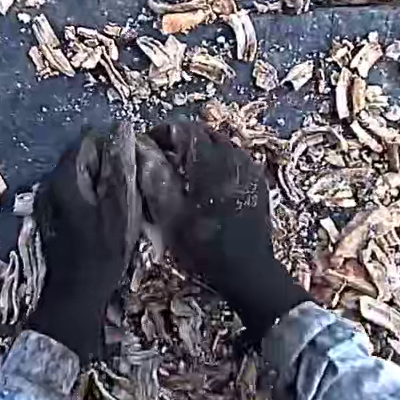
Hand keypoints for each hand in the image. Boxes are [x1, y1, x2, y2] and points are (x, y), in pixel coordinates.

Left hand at [25, 124, 141, 359]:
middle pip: (86, 157)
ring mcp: (51, 200)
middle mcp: (53, 182)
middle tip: (133, 187)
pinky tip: (109, 218)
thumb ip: (120, 165)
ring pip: (84, 177)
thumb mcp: (119, 205)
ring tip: (124, 204)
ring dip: (104, 184)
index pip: (91, 139)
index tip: (134, 165)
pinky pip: (80, 194)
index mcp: (67, 175)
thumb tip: (123, 128)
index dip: (116, 146)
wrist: (76, 294)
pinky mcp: (56, 216)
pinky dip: (95, 199)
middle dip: (110, 165)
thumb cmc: (102, 250)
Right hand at [135, 120, 307, 346]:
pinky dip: (218, 161)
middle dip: (181, 140)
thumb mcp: (169, 214)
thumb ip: (155, 176)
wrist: (247, 270)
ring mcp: (248, 168)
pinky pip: (234, 159)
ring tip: (184, 169)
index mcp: (208, 161)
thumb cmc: (202, 245)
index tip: (148, 147)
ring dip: (200, 150)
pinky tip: (208, 182)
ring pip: (221, 143)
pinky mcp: (257, 182)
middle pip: (203, 132)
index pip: (182, 129)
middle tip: (163, 157)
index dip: (161, 133)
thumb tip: (142, 148)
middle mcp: (232, 157)